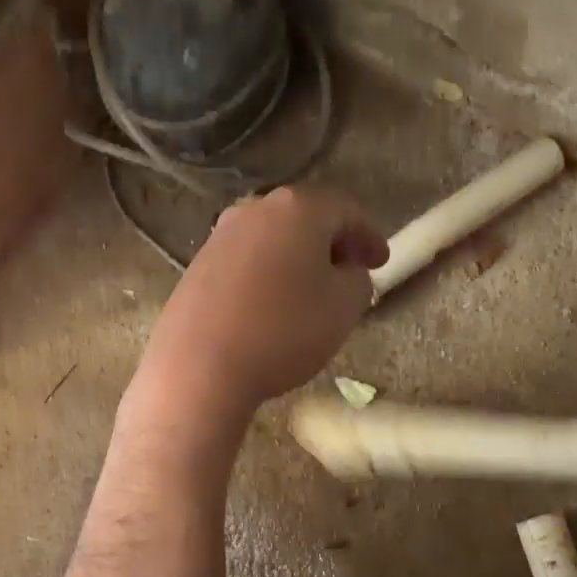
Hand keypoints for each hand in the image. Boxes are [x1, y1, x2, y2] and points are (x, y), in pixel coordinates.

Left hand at [137, 186, 386, 410]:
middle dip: (331, 244)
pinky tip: (270, 307)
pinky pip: (244, 264)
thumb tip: (346, 270)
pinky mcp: (196, 268)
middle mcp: (254, 210)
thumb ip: (357, 279)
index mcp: (297, 208)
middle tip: (350, 272)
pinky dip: (266, 276)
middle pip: (304, 219)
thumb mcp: (344, 307)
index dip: (370, 235)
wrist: (199, 368)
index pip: (345, 209)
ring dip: (295, 260)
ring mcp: (219, 238)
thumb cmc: (284, 331)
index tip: (381, 262)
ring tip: (310, 292)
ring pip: (271, 241)